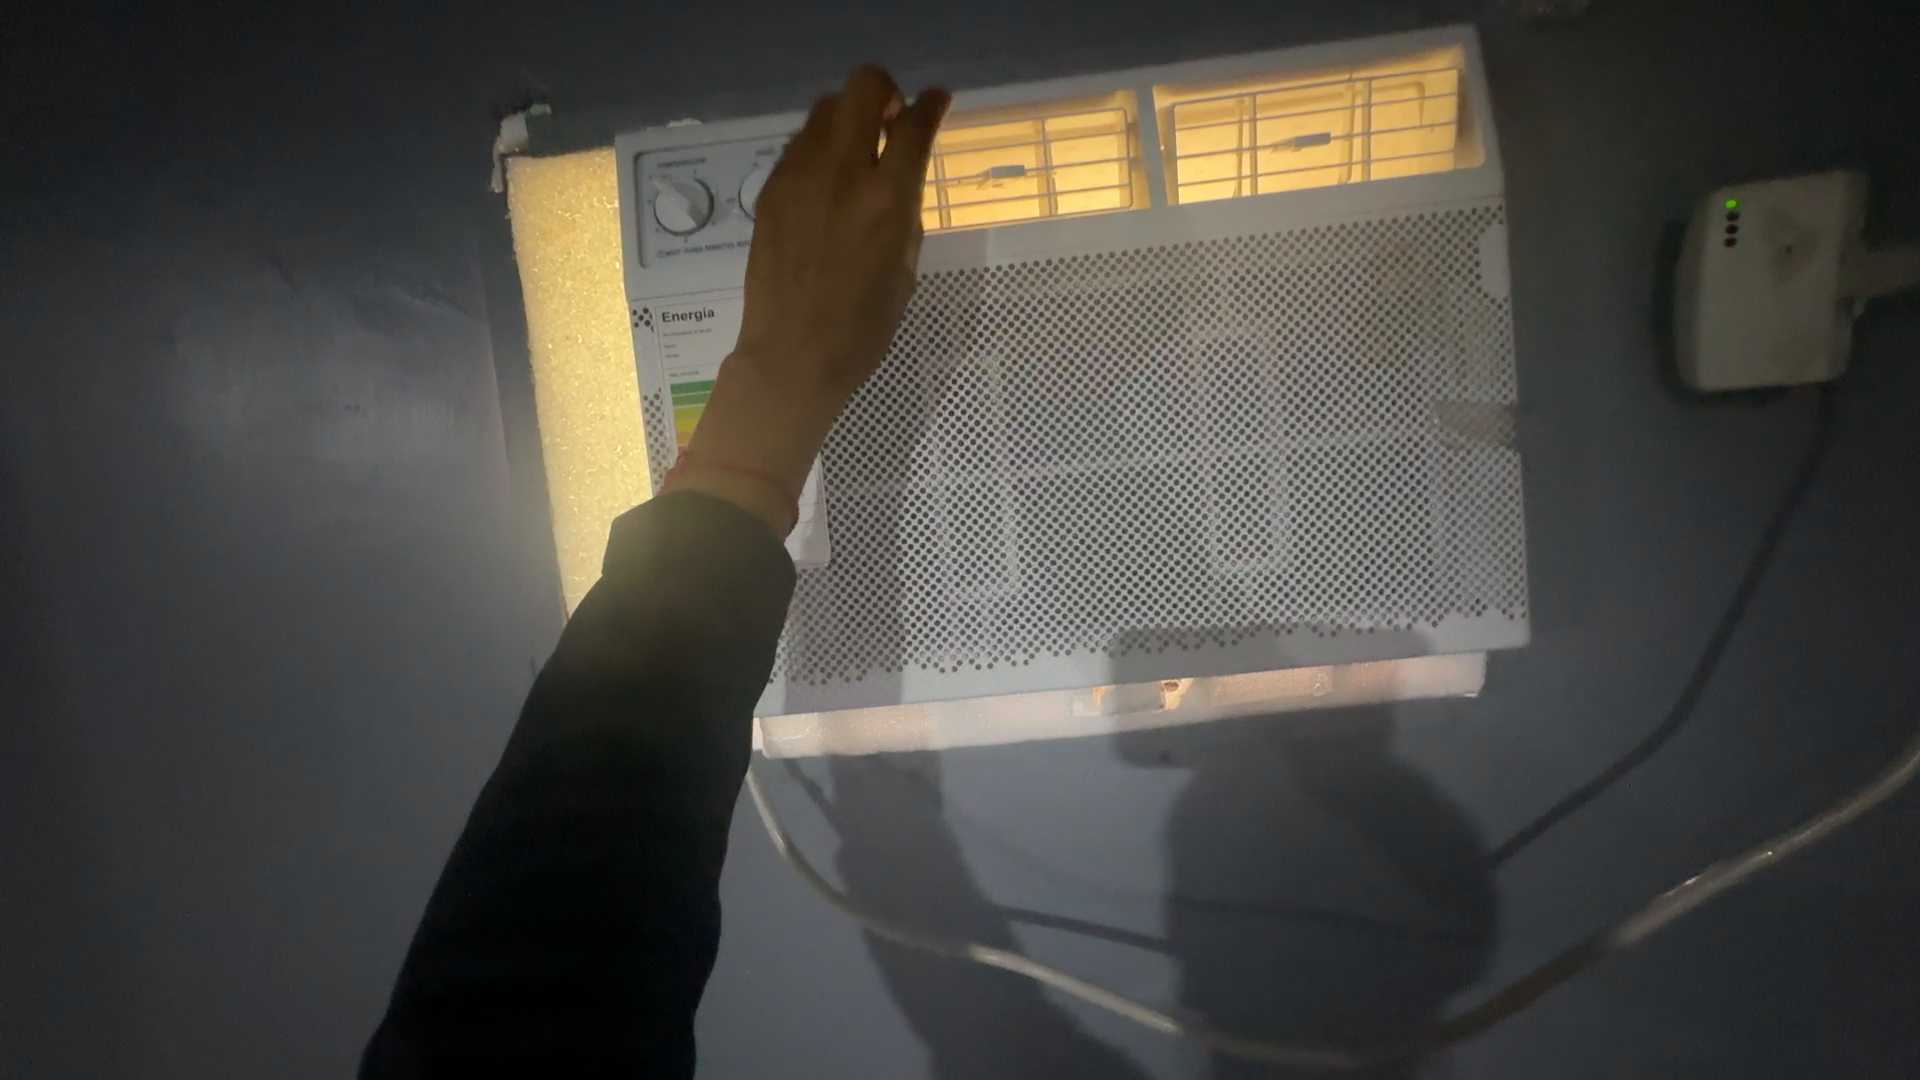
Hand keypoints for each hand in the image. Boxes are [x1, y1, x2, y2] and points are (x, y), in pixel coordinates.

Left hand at [666, 67, 949, 534]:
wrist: (793, 355)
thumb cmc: (862, 330)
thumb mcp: (904, 273)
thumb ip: (905, 216)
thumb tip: (900, 184)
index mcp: (887, 200)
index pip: (914, 125)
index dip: (932, 106)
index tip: (937, 102)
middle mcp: (843, 173)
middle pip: (864, 87)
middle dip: (885, 94)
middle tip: (890, 123)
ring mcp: (800, 177)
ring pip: (826, 110)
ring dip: (849, 119)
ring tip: (856, 155)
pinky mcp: (772, 190)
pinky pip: (800, 145)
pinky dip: (820, 148)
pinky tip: (826, 184)